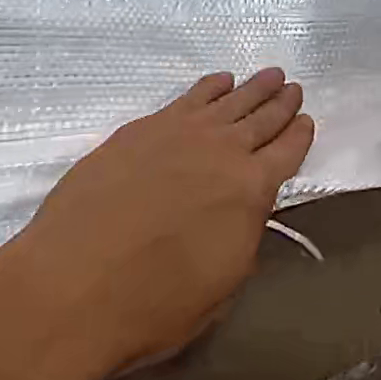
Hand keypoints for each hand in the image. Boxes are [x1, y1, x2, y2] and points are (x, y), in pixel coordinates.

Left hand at [0, 69, 314, 373]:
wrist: (73, 284)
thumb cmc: (154, 304)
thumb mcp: (222, 283)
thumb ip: (241, 234)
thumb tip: (244, 208)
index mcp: (251, 190)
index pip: (287, 152)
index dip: (300, 135)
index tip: (307, 119)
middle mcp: (222, 150)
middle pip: (261, 118)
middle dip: (281, 102)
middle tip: (293, 87)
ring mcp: (179, 132)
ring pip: (227, 100)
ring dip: (251, 87)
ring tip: (268, 75)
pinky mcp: (141, 129)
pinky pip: (186, 98)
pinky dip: (208, 87)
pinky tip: (217, 82)